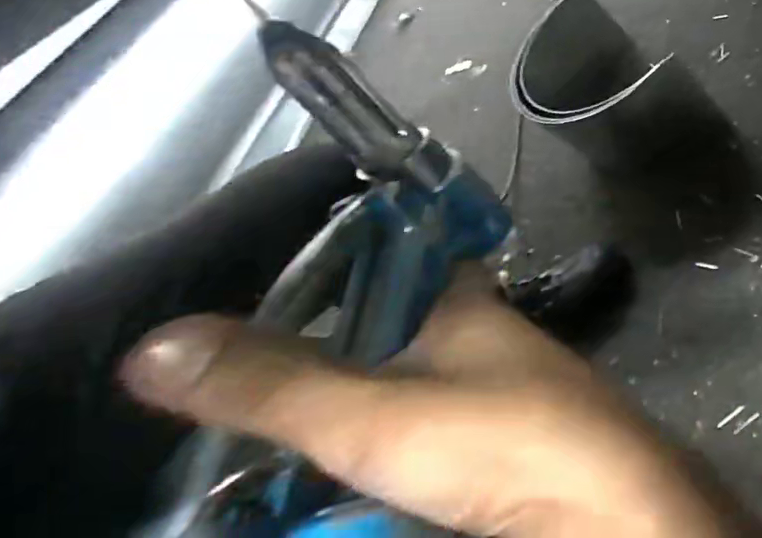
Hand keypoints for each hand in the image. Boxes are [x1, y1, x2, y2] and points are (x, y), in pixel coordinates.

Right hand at [120, 268, 759, 537]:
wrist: (608, 513)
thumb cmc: (502, 439)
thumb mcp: (376, 415)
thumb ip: (274, 384)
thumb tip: (153, 343)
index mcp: (458, 296)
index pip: (389, 250)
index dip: (330, 255)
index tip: (256, 274)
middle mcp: (476, 328)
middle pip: (387, 319)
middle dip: (317, 344)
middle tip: (229, 367)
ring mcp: (488, 385)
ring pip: (399, 377)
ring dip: (340, 402)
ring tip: (252, 425)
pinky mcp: (494, 440)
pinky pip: (417, 428)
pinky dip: (370, 444)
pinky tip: (328, 473)